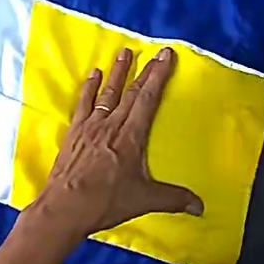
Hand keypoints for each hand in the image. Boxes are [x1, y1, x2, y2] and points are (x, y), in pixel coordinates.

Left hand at [20, 47, 203, 252]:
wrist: (63, 210)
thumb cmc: (105, 202)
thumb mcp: (145, 200)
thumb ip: (174, 199)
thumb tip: (201, 207)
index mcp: (131, 135)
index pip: (149, 98)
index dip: (159, 75)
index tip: (166, 56)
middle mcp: (112, 124)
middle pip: (132, 91)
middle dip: (146, 70)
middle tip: (157, 52)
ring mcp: (91, 127)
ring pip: (108, 92)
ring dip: (118, 72)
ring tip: (124, 52)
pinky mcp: (75, 133)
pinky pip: (84, 104)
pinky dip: (89, 88)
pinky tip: (94, 74)